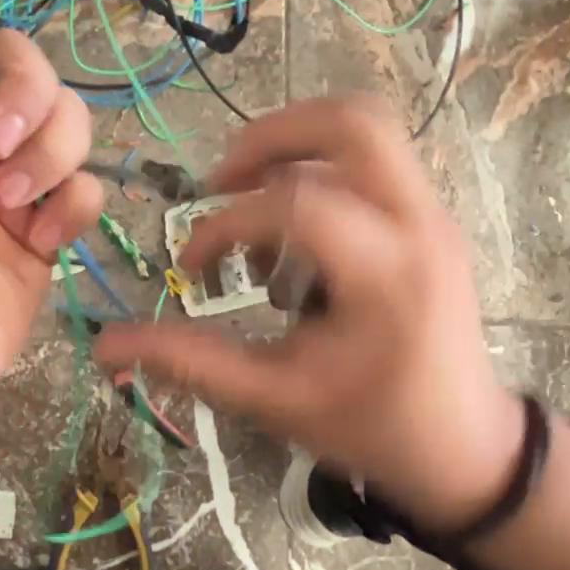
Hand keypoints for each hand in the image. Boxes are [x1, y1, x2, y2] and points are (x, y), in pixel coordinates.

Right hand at [92, 97, 522, 530]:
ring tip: (251, 208)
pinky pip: (370, 159)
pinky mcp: (429, 217)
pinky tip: (289, 236)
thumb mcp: (273, 399)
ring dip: (292, 151)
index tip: (192, 268)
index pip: (296, 204)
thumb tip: (104, 344)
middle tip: (220, 184)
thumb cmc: (369, 425)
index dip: (225, 225)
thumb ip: (189, 361)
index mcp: (387, 274)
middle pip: (351, 122)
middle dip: (268, 139)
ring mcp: (433, 213)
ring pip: (363, 129)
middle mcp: (419, 224)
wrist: (465, 447)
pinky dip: (316, 172)